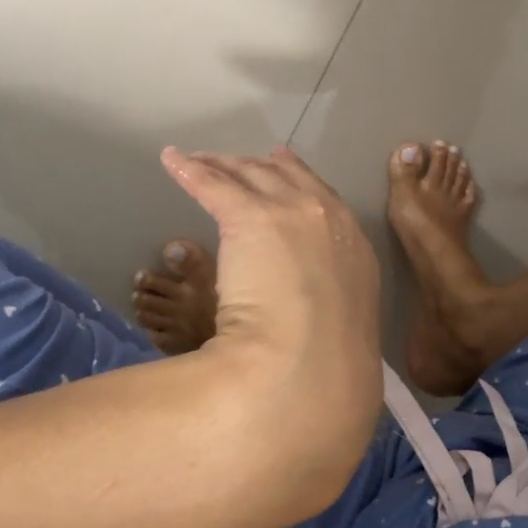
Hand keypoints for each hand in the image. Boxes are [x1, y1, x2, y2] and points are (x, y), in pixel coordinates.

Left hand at [160, 146, 383, 488]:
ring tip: (198, 161)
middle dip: (257, 168)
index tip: (282, 166)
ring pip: (250, 176)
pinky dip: (191, 171)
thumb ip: (326, 313)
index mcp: (354, 250)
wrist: (311, 366)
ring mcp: (290, 212)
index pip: (325, 200)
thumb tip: (310, 327)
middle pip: (285, 179)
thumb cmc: (329, 364)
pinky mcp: (249, 216)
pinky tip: (173, 163)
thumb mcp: (340, 330)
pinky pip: (213, 184)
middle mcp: (328, 219)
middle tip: (232, 161)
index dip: (298, 180)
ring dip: (222, 166)